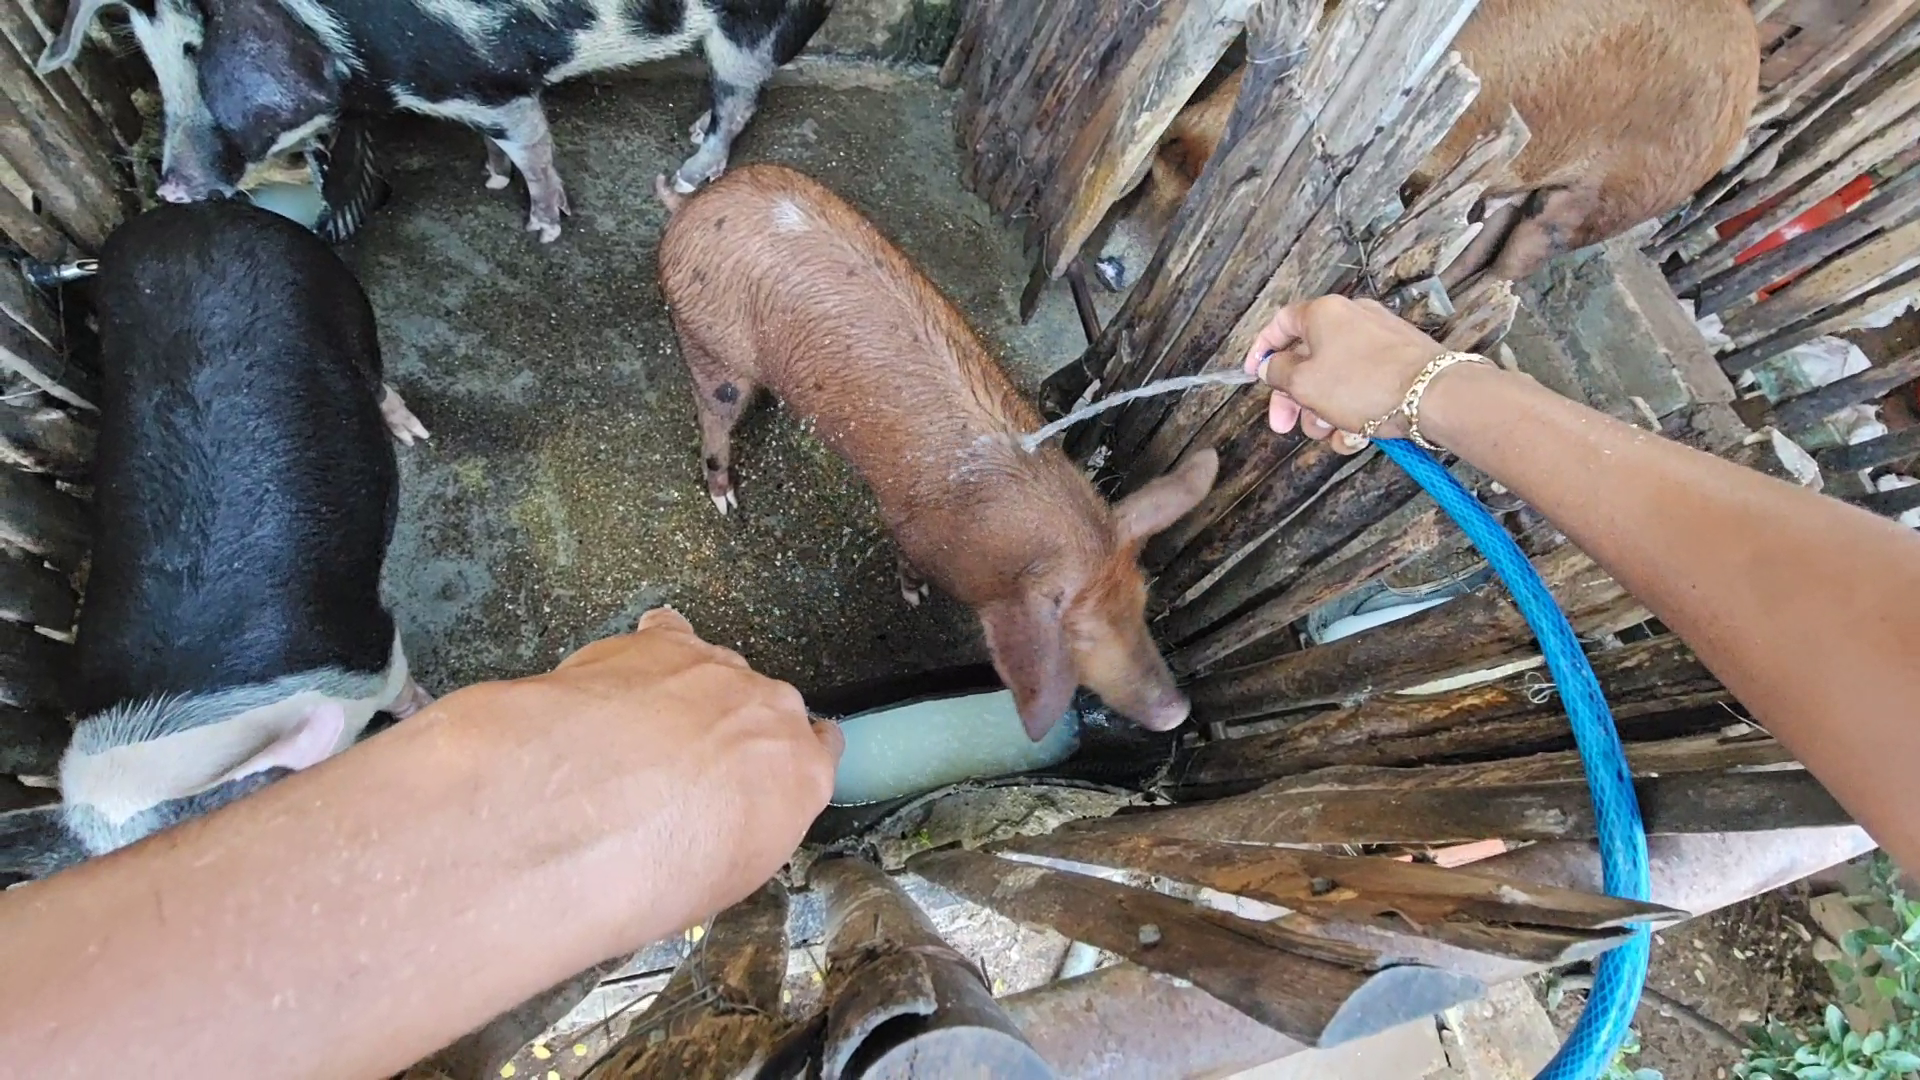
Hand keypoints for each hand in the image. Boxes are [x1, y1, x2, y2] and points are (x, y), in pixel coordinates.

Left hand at [505, 607, 841, 936]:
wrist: (589, 813)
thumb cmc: (657, 866)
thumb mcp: (722, 881)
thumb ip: (746, 833)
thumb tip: (720, 832)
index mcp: (803, 773)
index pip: (821, 750)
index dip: (789, 760)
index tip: (765, 772)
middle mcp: (775, 711)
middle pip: (766, 709)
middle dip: (733, 732)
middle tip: (682, 770)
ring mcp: (723, 671)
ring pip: (717, 674)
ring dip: (688, 697)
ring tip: (636, 737)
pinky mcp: (667, 644)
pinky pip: (670, 632)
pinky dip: (651, 652)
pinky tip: (625, 673)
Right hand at [1241, 295, 1448, 452]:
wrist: (1435, 396)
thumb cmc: (1361, 384)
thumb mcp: (1302, 383)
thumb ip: (1277, 372)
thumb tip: (1271, 366)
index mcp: (1323, 313)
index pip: (1280, 324)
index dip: (1261, 350)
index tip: (1254, 376)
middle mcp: (1350, 319)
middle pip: (1306, 361)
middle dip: (1293, 400)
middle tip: (1285, 427)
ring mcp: (1377, 341)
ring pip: (1332, 380)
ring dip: (1323, 412)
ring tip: (1332, 435)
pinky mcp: (1398, 363)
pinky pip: (1360, 386)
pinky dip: (1351, 412)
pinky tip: (1355, 435)